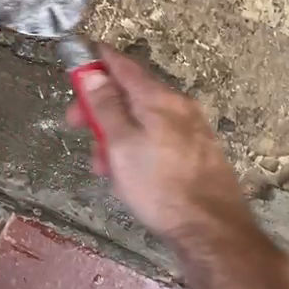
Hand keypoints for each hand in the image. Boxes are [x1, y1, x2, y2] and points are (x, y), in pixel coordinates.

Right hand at [67, 45, 254, 242]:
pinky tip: (128, 173)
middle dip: (100, 107)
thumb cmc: (158, 185)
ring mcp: (192, 130)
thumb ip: (105, 106)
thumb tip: (93, 73)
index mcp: (158, 99)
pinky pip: (157, 138)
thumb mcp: (120, 143)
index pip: (123, 65)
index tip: (77, 58)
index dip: (97, 59)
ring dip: (116, 133)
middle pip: (131, 94)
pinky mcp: (198, 153)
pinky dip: (136, 146)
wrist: (211, 230)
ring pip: (142, 120)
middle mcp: (179, 107)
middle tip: (77, 126)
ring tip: (104, 165)